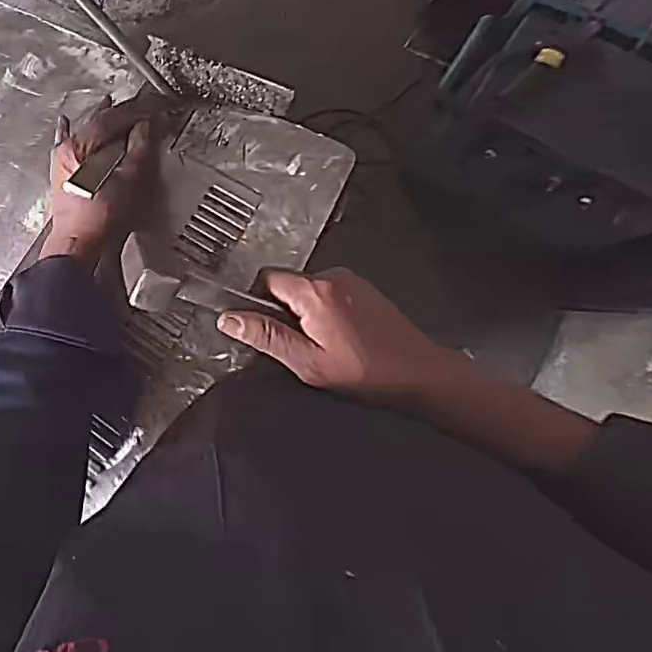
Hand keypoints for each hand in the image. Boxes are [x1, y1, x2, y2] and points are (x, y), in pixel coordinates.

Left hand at [40, 97, 162, 265]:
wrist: (77, 245)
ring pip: (84, 131)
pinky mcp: (61, 175)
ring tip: (113, 107)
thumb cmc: (97, 219)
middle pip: (96, 121)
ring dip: (102, 119)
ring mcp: (61, 162)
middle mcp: (66, 150)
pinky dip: (74, 133)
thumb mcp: (128, 182)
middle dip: (120, 113)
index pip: (111, 118)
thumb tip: (146, 128)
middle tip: (141, 109)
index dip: (135, 112)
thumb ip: (139, 151)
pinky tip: (66, 124)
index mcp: (79, 147)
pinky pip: (68, 145)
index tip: (152, 110)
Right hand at [217, 268, 478, 403]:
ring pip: (305, 290)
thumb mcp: (306, 362)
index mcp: (315, 292)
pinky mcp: (363, 289)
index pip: (264, 279)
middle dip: (280, 310)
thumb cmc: (367, 372)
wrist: (421, 373)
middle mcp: (333, 277)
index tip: (259, 325)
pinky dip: (322, 312)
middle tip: (294, 343)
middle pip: (285, 283)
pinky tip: (337, 338)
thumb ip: (265, 337)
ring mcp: (351, 281)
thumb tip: (230, 319)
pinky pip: (326, 293)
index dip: (255, 301)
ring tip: (321, 344)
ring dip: (302, 312)